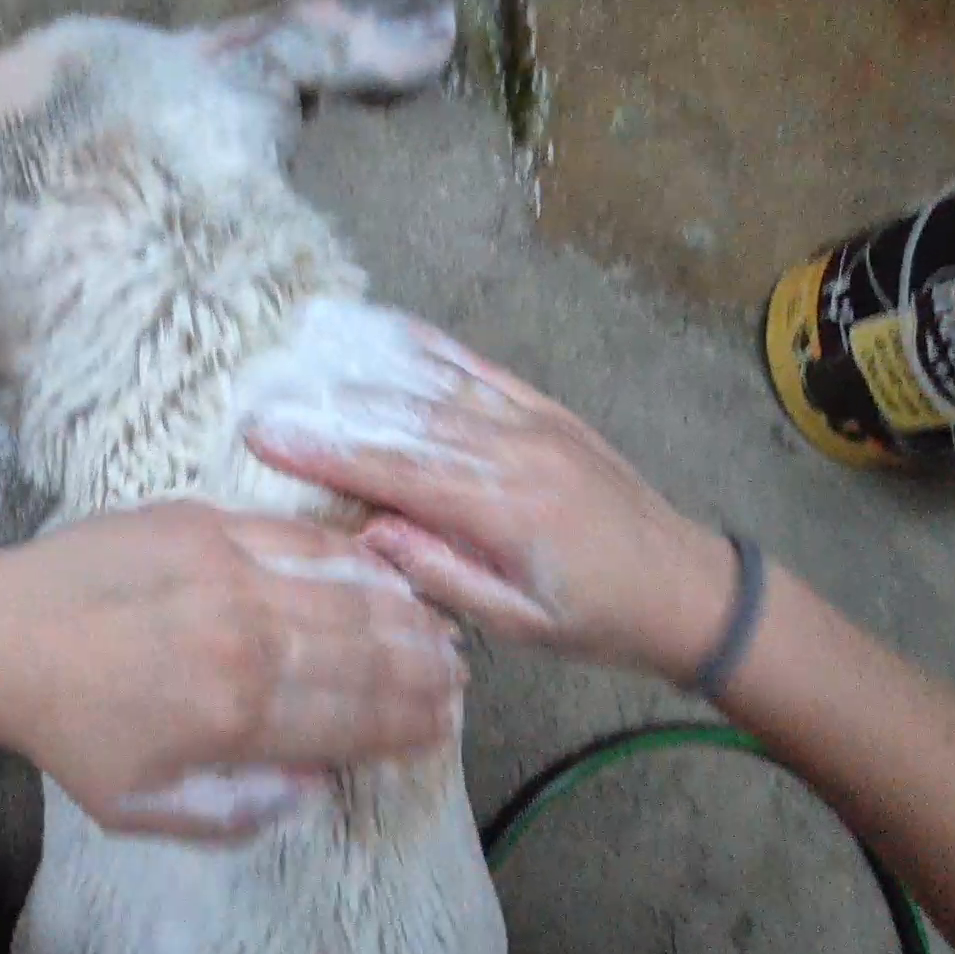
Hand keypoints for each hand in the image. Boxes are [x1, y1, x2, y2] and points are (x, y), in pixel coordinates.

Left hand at [0, 502, 464, 837]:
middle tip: (458, 677)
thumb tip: (315, 788)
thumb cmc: (69, 730)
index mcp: (234, 716)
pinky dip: (349, 557)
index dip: (403, 724)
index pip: (347, 720)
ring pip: (343, 595)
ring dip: (401, 617)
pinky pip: (298, 537)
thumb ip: (236, 809)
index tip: (441, 723)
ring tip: (440, 629)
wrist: (1, 633)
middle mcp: (247, 640)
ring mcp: (230, 572)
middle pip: (361, 656)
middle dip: (420, 672)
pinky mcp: (208, 524)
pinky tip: (381, 568)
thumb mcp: (141, 806)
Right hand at [246, 323, 732, 682]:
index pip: (394, 470)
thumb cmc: (596, 618)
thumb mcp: (520, 623)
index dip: (324, 451)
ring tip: (308, 354)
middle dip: (328, 408)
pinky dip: (433, 349)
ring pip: (435, 388)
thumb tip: (370, 530)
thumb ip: (443, 573)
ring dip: (367, 372)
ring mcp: (532, 422)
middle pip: (403, 419)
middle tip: (268, 394)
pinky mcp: (546, 411)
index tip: (266, 434)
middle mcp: (512, 450)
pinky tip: (394, 330)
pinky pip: (481, 370)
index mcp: (503, 508)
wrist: (688, 587)